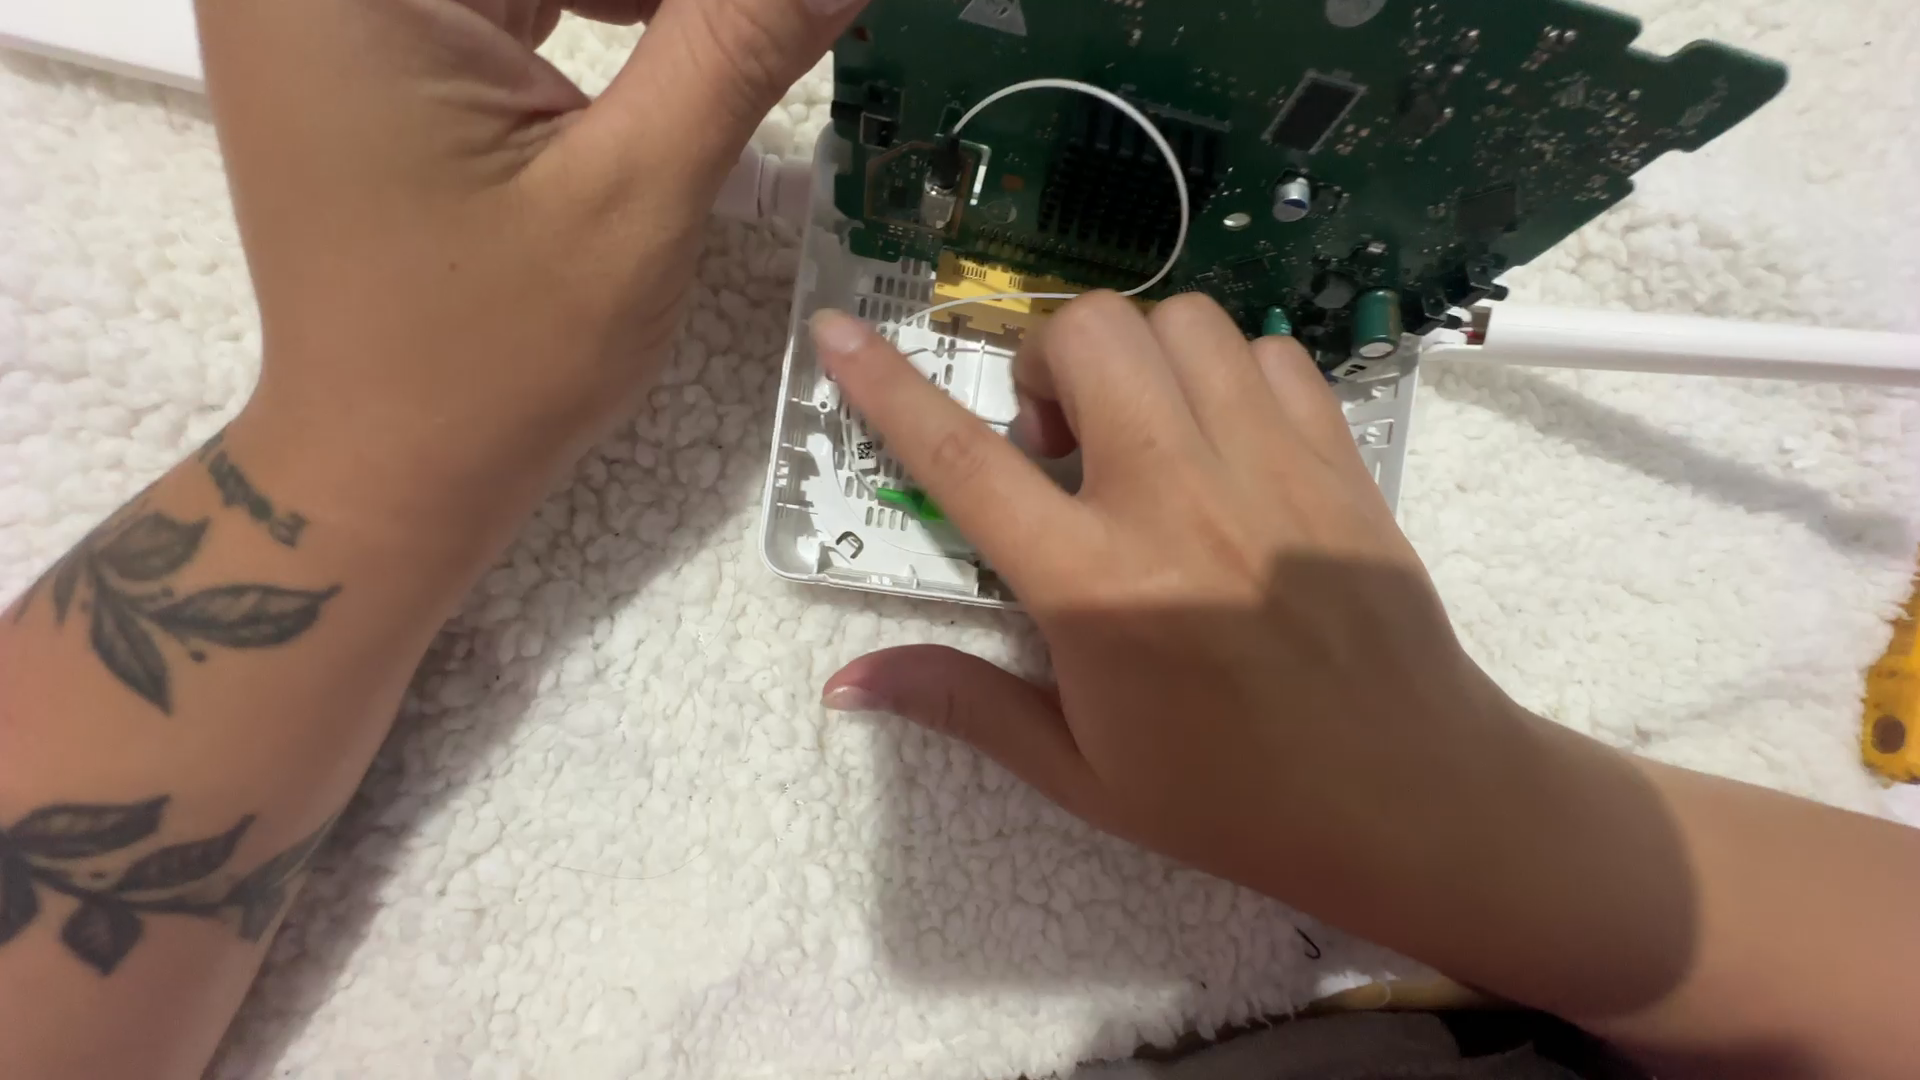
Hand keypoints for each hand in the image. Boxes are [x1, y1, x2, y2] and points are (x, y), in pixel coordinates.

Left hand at [196, 0, 863, 528]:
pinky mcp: (379, 52)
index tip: (803, 15)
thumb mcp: (640, 193)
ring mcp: (341, 1)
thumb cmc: (512, 351)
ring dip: (653, 6)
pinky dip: (603, 18)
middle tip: (789, 30)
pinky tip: (682, 49)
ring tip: (747, 44)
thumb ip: (737, 52)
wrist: (411, 460)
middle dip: (685, 4)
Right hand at [811, 294, 1527, 900]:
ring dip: (1132, 360)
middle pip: (1088, 338)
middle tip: (1059, 443)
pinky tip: (1218, 441)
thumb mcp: (1076, 768)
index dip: (887, 388)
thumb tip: (843, 684)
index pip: (964, 462)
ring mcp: (1268, 467)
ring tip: (1138, 436)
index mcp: (1095, 585)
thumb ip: (959, 702)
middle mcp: (1175, 500)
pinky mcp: (1337, 459)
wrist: (1411, 799)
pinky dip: (1221, 372)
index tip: (838, 332)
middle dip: (1047, 364)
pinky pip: (1265, 352)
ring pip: (1180, 322)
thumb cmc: (1228, 796)